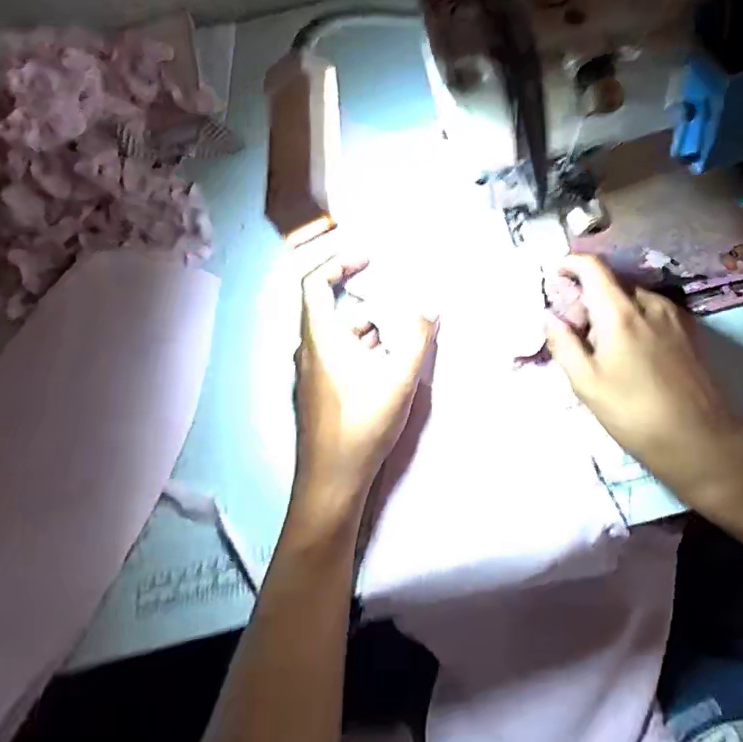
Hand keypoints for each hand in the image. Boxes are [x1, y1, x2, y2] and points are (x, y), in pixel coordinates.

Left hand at [295, 252, 437, 514]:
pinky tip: (392, 360)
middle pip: (329, 308)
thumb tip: (433, 304)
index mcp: (320, 340)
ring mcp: (313, 374)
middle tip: (399, 292)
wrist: (331, 482)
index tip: (366, 259)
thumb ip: (418, 337)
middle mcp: (309, 352)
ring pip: (338, 334)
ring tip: (404, 328)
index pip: (313, 285)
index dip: (337, 264)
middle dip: (366, 296)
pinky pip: (340, 354)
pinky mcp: (321, 393)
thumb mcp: (399, 377)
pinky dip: (365, 346)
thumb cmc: (362, 425)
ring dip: (370, 324)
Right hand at [544, 255, 742, 532]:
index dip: (570, 264)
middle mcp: (650, 303)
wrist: (701, 439)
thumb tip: (550, 315)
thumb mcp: (588, 384)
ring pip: (633, 298)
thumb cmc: (635, 414)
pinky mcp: (688, 331)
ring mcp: (674, 315)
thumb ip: (564, 344)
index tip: (555, 277)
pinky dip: (634, 320)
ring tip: (604, 349)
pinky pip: (652, 313)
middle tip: (575, 331)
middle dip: (589, 297)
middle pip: (612, 283)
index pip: (593, 266)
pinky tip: (632, 354)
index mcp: (621, 311)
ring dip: (613, 310)